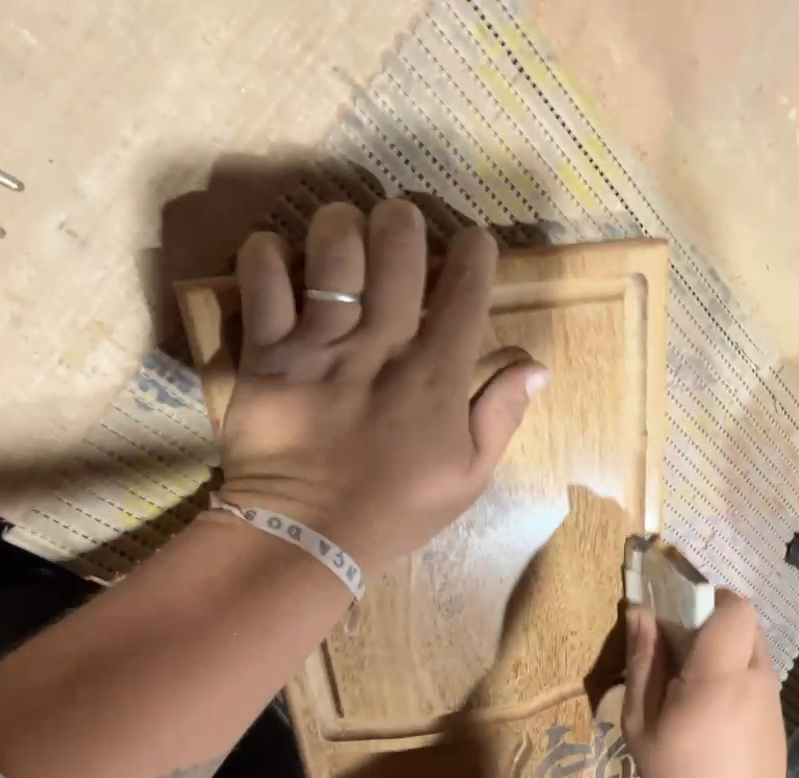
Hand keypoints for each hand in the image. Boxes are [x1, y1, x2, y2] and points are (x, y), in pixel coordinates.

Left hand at [215, 201, 547, 567]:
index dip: (475, 253)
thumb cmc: (395, 509)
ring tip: (341, 225)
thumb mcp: (468, 477)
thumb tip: (536, 367)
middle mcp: (382, 347)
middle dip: (404, 220)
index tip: (473, 240)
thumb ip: (501, 417)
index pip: (465, 292)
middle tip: (400, 219)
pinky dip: (266, 255)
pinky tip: (275, 253)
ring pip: (333, 252)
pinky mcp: (266, 355)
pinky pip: (262, 282)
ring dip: (340, 225)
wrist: (307, 536)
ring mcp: (320, 347)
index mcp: (436, 376)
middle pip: (399, 251)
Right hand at [622, 591, 791, 777]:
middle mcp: (755, 674)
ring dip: (722, 644)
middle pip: (743, 618)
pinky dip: (733, 668)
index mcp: (720, 674)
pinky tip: (709, 705)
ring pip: (751, 642)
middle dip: (711, 617)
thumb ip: (642, 662)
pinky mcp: (776, 709)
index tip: (675, 610)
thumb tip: (639, 612)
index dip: (708, 596)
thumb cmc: (680, 777)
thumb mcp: (641, 722)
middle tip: (677, 644)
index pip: (734, 607)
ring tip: (690, 679)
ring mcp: (771, 693)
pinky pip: (755, 668)